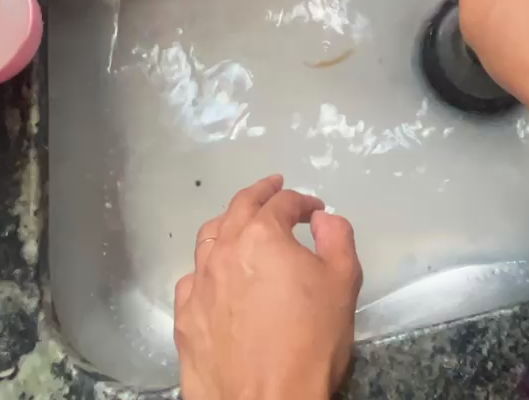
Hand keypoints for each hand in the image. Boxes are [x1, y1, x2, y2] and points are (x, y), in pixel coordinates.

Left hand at [174, 175, 361, 399]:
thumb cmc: (311, 342)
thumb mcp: (343, 282)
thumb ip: (338, 237)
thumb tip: (322, 219)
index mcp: (262, 235)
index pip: (284, 203)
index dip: (303, 202)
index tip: (316, 212)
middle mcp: (224, 250)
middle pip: (240, 206)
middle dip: (261, 192)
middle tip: (274, 186)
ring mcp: (199, 285)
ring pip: (210, 237)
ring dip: (230, 223)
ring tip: (242, 224)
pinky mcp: (185, 319)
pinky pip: (192, 278)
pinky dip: (207, 267)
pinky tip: (217, 275)